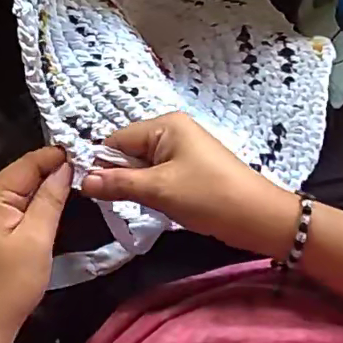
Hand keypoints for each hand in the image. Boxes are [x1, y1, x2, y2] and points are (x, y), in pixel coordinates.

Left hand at [0, 145, 71, 339]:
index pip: (27, 163)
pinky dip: (39, 201)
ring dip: (48, 185)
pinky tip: (59, 200)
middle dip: (54, 168)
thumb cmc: (12, 282)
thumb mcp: (37, 237)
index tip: (88, 151)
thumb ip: (51, 198)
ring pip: (23, 188)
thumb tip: (66, 166)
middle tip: (90, 165)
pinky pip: (19, 204)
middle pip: (24, 173)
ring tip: (81, 178)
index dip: (57, 156)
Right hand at [79, 112, 300, 258]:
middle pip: (129, 151)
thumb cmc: (208, 197)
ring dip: (138, 185)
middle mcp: (173, 129)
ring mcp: (184, 148)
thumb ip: (118, 184)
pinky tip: (160, 204)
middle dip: (122, 176)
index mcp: (165, 124)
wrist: (259, 218)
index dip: (103, 165)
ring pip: (143, 166)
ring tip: (146, 203)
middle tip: (122, 202)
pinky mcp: (191, 167)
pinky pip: (159, 174)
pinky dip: (154, 189)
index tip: (95, 192)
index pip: (116, 139)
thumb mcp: (159, 190)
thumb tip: (83, 181)